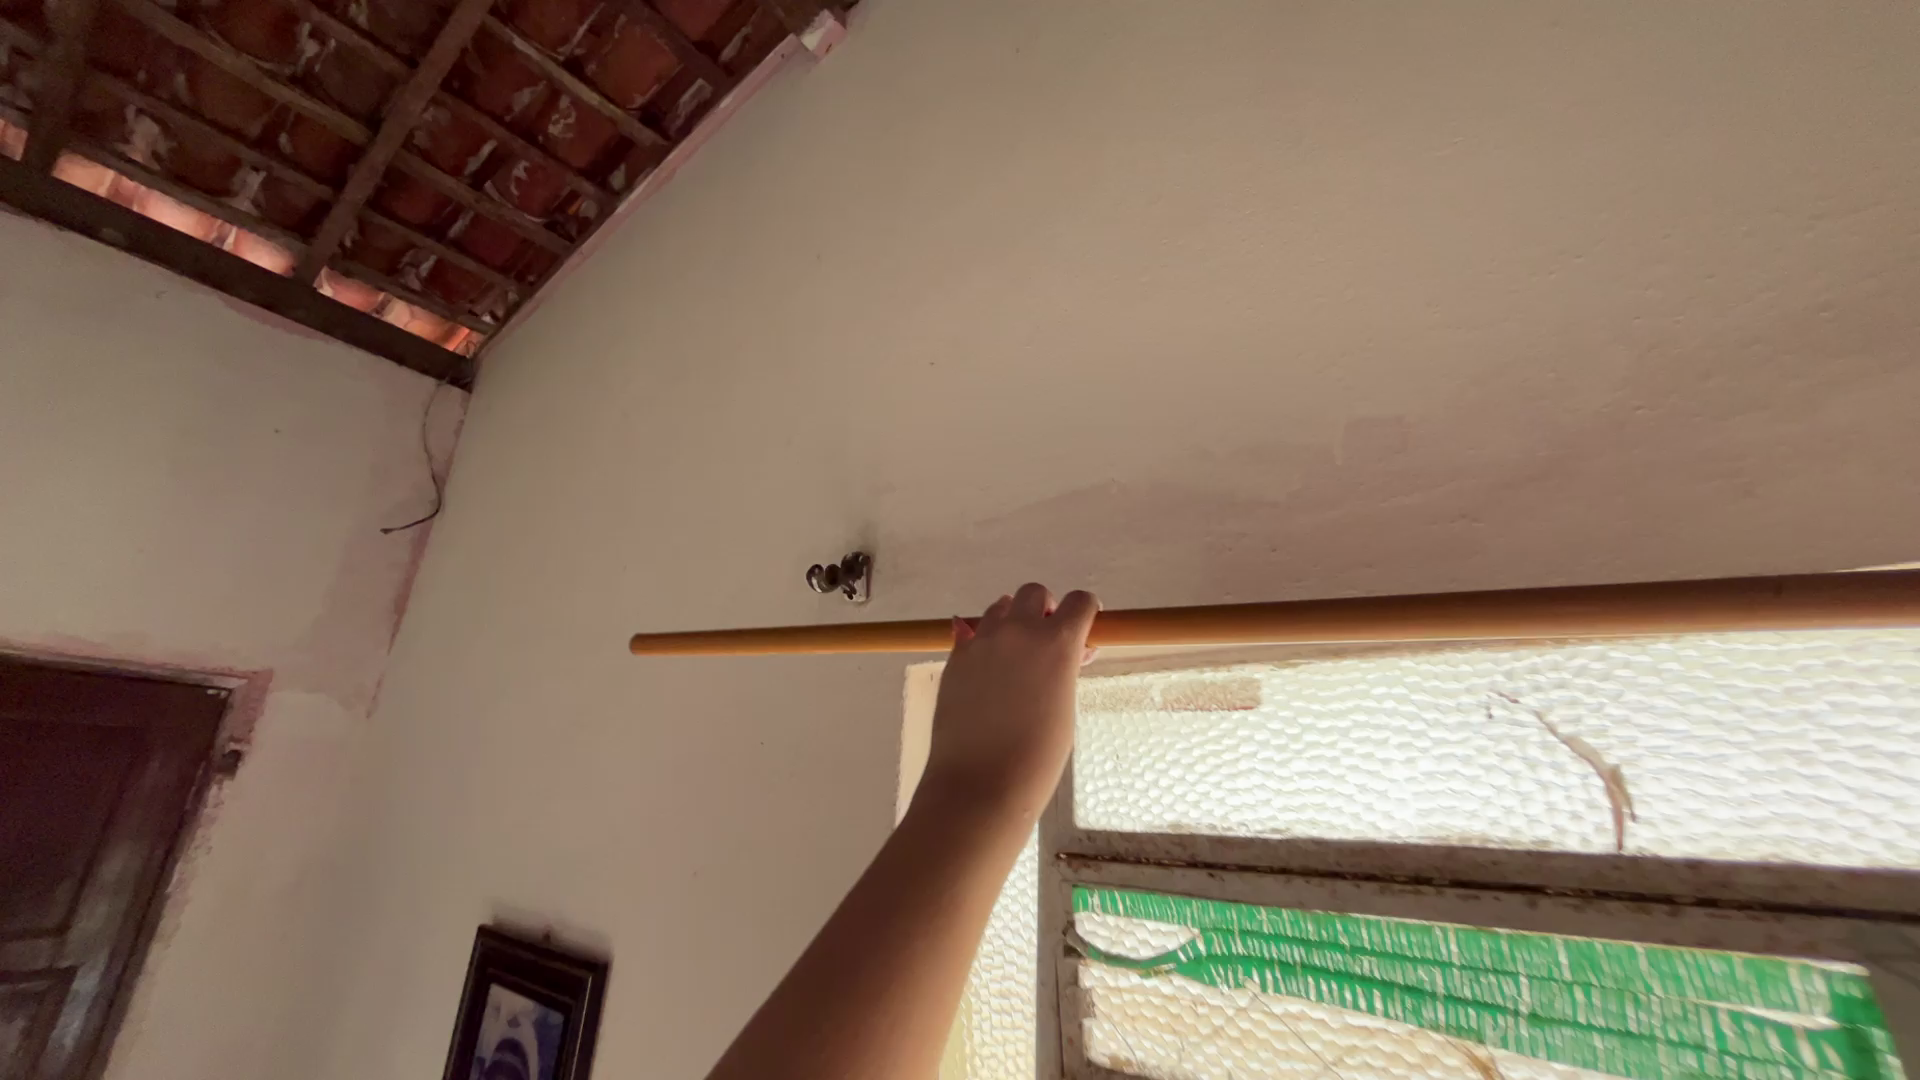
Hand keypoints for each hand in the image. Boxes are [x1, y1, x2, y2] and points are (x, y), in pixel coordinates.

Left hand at [917, 583, 1099, 822]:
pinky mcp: (956, 656)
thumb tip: (1070, 653)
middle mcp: (1018, 631)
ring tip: (1015, 656)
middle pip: (1033, 593)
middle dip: (1044, 608)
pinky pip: (973, 634)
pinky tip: (987, 673)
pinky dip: (985, 644)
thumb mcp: (1065, 707)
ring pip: (1000, 608)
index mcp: (1056, 643)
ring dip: (1012, 620)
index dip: (1086, 611)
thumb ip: (1065, 670)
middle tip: (1046, 639)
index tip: (1084, 626)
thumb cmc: (1038, 755)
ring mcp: (982, 641)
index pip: (1079, 602)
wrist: (980, 781)